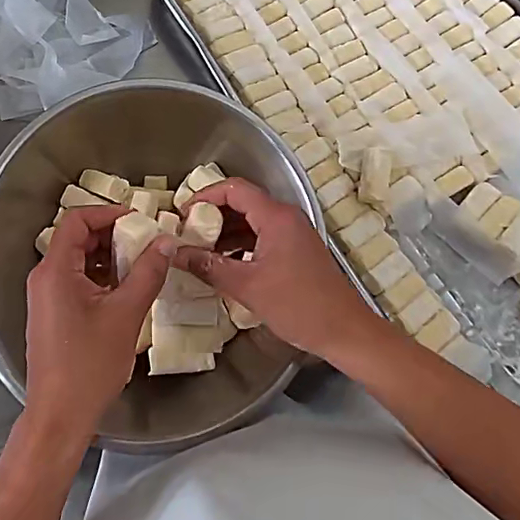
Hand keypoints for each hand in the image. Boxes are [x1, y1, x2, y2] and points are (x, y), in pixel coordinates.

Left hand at [23, 205, 172, 441]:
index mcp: (55, 270)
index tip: (137, 218)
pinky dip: (102, 277)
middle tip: (146, 240)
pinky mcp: (53, 314)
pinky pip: (77, 281)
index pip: (77, 220)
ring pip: (79, 260)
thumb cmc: (88, 365)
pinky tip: (127, 289)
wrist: (60, 415)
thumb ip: (148, 273)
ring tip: (142, 264)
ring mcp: (46, 297)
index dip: (108, 213)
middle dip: (113, 235)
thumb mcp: (126, 313)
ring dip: (110, 257)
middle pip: (77, 238)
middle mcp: (45, 278)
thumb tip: (165, 242)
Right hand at [173, 178, 387, 359]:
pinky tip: (224, 264)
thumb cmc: (299, 306)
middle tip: (186, 235)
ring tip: (199, 252)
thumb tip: (174, 253)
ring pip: (251, 220)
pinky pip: (262, 236)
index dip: (204, 197)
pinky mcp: (296, 249)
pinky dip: (240, 244)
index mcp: (276, 217)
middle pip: (241, 202)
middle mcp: (286, 217)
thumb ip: (208, 266)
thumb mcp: (247, 286)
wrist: (345, 330)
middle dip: (211, 216)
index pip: (233, 189)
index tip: (182, 216)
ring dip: (224, 232)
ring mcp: (293, 233)